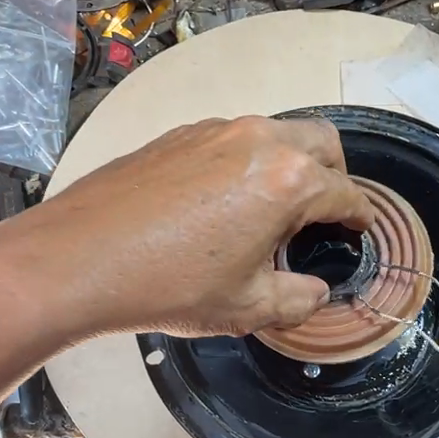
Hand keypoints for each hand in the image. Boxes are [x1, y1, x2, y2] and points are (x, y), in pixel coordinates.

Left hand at [0, 116, 377, 337]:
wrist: (77, 258)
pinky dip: (248, 161)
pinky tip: (221, 201)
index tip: (360, 230)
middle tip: (322, 214)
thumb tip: (317, 293)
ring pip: (277, 133)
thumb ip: (299, 299)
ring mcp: (216, 130)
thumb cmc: (169, 285)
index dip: (361, 217)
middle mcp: (259, 140)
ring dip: (290, 164)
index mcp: (288, 181)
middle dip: (335, 175)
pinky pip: (234, 138)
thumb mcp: (247, 307)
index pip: (347, 193)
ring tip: (269, 210)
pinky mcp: (180, 134)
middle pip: (323, 143)